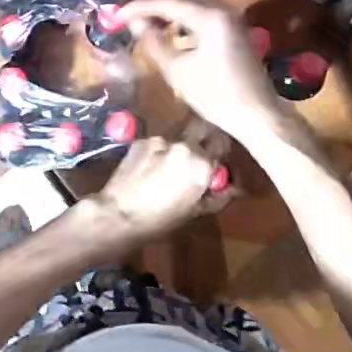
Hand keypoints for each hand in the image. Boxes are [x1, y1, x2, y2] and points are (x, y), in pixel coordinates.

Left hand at [81, 137, 220, 249]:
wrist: (118, 213)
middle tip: (198, 160)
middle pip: (202, 132)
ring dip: (179, 150)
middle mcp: (183, 145)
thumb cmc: (160, 219)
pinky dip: (159, 153)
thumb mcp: (195, 212)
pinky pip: (158, 144)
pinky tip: (150, 170)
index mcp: (201, 163)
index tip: (216, 165)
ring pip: (178, 138)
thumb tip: (233, 188)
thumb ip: (218, 196)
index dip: (220, 155)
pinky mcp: (140, 141)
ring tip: (168, 170)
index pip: (222, 145)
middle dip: (203, 142)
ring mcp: (159, 140)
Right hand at [120, 0, 289, 145]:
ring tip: (148, 16)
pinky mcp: (235, 25)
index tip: (117, 16)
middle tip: (130, 14)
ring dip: (170, 1)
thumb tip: (136, 24)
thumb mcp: (177, 71)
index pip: (166, 2)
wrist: (256, 114)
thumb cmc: (215, 97)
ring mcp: (232, 14)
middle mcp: (222, 7)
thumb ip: (154, 42)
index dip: (138, 7)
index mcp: (209, 17)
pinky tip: (173, 24)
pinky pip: (206, 4)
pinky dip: (186, 7)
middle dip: (153, 0)